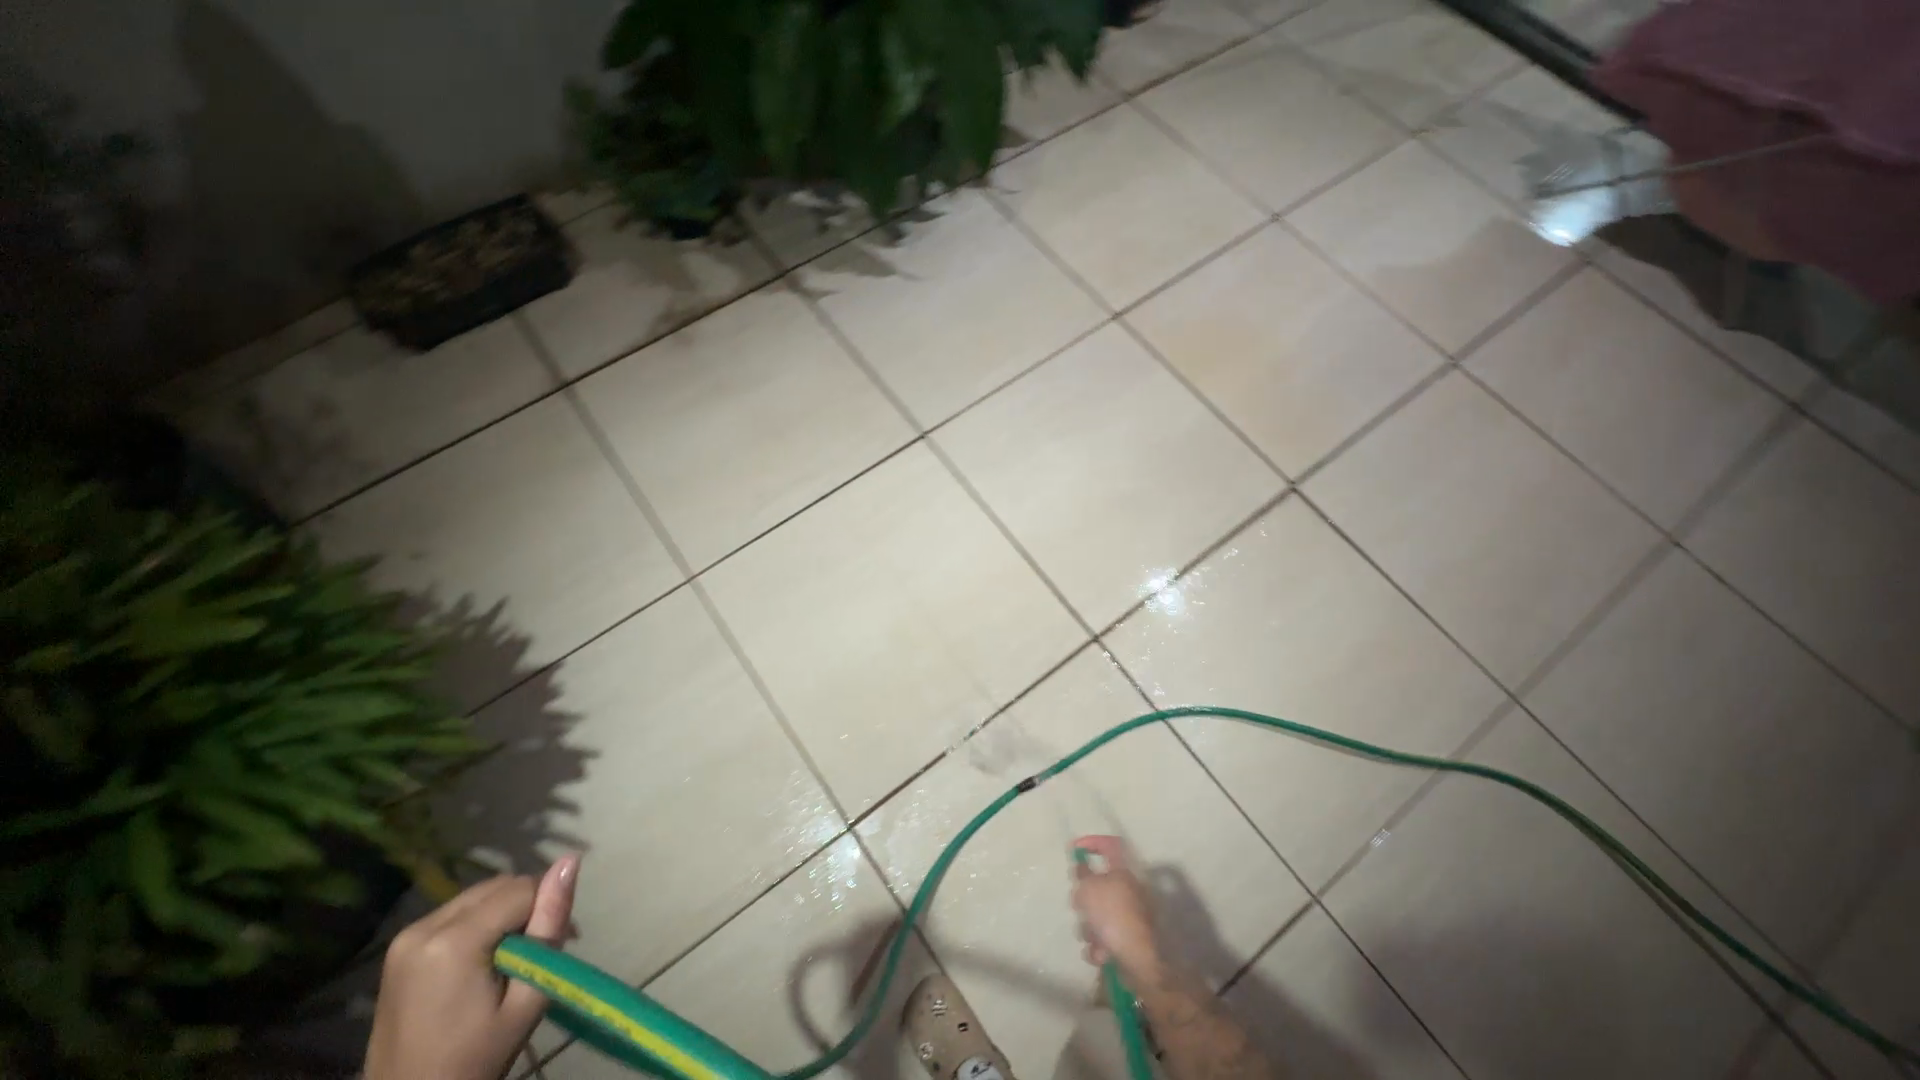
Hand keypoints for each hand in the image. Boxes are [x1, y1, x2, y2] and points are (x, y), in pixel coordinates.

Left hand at [364, 855, 579, 1079]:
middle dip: (527, 908)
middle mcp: (425, 926)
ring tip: (512, 959)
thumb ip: (549, 926)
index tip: (560, 945)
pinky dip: (478, 924)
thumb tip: (570, 861)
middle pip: (498, 886)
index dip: (548, 909)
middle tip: (538, 954)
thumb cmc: (477, 1058)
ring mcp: (407, 935)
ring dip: (504, 914)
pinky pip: (455, 913)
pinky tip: (483, 961)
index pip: (522, 889)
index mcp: (454, 941)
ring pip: (478, 895)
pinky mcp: (400, 946)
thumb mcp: (527, 999)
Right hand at [1070, 836, 1163, 984]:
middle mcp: (1128, 891)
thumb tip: (1082, 866)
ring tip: (1094, 938)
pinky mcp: (1127, 940)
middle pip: (1097, 886)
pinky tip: (1101, 954)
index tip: (1073, 850)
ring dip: (1089, 928)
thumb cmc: (1113, 916)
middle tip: (1079, 907)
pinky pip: (1103, 938)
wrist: (1138, 959)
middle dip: (1083, 900)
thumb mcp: (1089, 888)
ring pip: (1096, 915)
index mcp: (1124, 873)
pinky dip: (1098, 946)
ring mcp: (1129, 916)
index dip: (1092, 841)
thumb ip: (1082, 873)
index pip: (1110, 844)